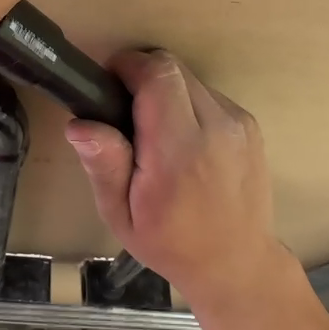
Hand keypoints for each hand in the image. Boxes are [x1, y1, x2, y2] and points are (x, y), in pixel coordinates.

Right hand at [66, 50, 290, 307]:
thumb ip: (104, 164)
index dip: (127, 65)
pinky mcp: (249, 124)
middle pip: (172, 67)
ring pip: (190, 78)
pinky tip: (181, 141)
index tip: (108, 83)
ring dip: (165, 91)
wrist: (237, 264)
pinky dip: (187, 105)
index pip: (157, 74)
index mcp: (178, 151)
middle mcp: (216, 127)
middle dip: (142, 76)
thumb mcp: (120, 214)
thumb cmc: (170, 243)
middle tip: (123, 110)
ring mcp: (238, 123)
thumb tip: (80, 125)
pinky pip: (208, 94)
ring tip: (152, 132)